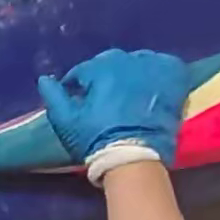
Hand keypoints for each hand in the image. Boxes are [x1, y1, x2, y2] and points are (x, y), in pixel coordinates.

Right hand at [37, 48, 188, 180]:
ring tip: (123, 92)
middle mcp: (129, 62)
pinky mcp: (175, 79)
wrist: (133, 157)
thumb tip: (44, 79)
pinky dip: (156, 70)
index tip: (73, 99)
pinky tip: (149, 84)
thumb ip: (53, 96)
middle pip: (109, 63)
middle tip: (98, 99)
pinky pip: (165, 65)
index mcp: (102, 69)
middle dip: (100, 77)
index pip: (82, 71)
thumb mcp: (65, 120)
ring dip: (127, 73)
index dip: (74, 86)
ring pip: (136, 62)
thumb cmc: (94, 138)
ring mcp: (155, 69)